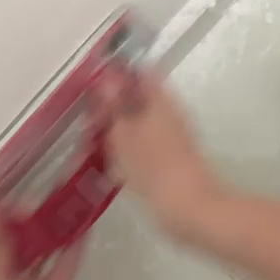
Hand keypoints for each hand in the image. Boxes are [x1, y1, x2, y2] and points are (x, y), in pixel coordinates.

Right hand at [94, 70, 225, 240]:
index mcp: (160, 98)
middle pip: (138, 96)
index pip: (138, 71)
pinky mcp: (172, 156)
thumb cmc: (152, 166)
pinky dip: (128, 146)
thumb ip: (113, 104)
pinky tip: (111, 162)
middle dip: (112, 106)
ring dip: (117, 128)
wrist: (189, 207)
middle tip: (89, 122)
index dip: (116, 75)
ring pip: (140, 120)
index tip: (93, 88)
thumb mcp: (123, 132)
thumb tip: (106, 79)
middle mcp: (169, 110)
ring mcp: (173, 134)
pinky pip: (145, 141)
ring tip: (94, 144)